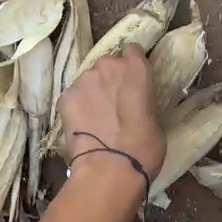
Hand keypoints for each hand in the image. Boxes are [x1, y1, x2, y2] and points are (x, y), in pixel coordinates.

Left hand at [58, 43, 164, 187]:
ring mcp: (84, 79)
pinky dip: (76, 108)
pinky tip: (81, 127)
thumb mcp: (155, 119)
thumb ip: (143, 100)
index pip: (132, 50)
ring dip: (92, 93)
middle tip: (113, 103)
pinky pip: (73, 97)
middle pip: (107, 65)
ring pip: (88, 81)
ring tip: (95, 119)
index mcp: (136, 68)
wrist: (110, 170)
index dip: (131, 64)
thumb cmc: (143, 149)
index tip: (131, 80)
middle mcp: (108, 65)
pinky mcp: (65, 97)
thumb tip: (136, 105)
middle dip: (109, 79)